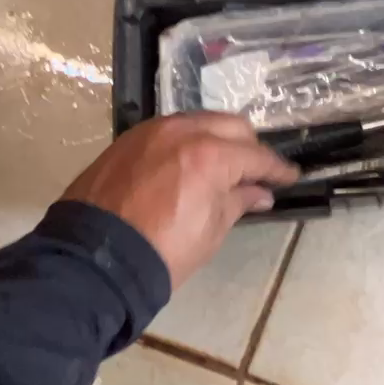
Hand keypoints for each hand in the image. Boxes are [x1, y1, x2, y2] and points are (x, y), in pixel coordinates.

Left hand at [63, 113, 298, 288]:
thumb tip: (259, 192)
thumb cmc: (162, 252)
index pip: (256, 156)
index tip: (290, 177)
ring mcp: (152, 131)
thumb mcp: (211, 231)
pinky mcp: (128, 140)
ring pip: (200, 121)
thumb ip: (238, 201)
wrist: (93, 263)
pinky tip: (189, 163)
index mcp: (209, 155)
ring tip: (223, 166)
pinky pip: (170, 130)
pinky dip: (188, 141)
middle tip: (256, 172)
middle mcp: (182, 131)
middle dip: (249, 147)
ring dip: (218, 139)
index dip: (277, 169)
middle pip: (231, 126)